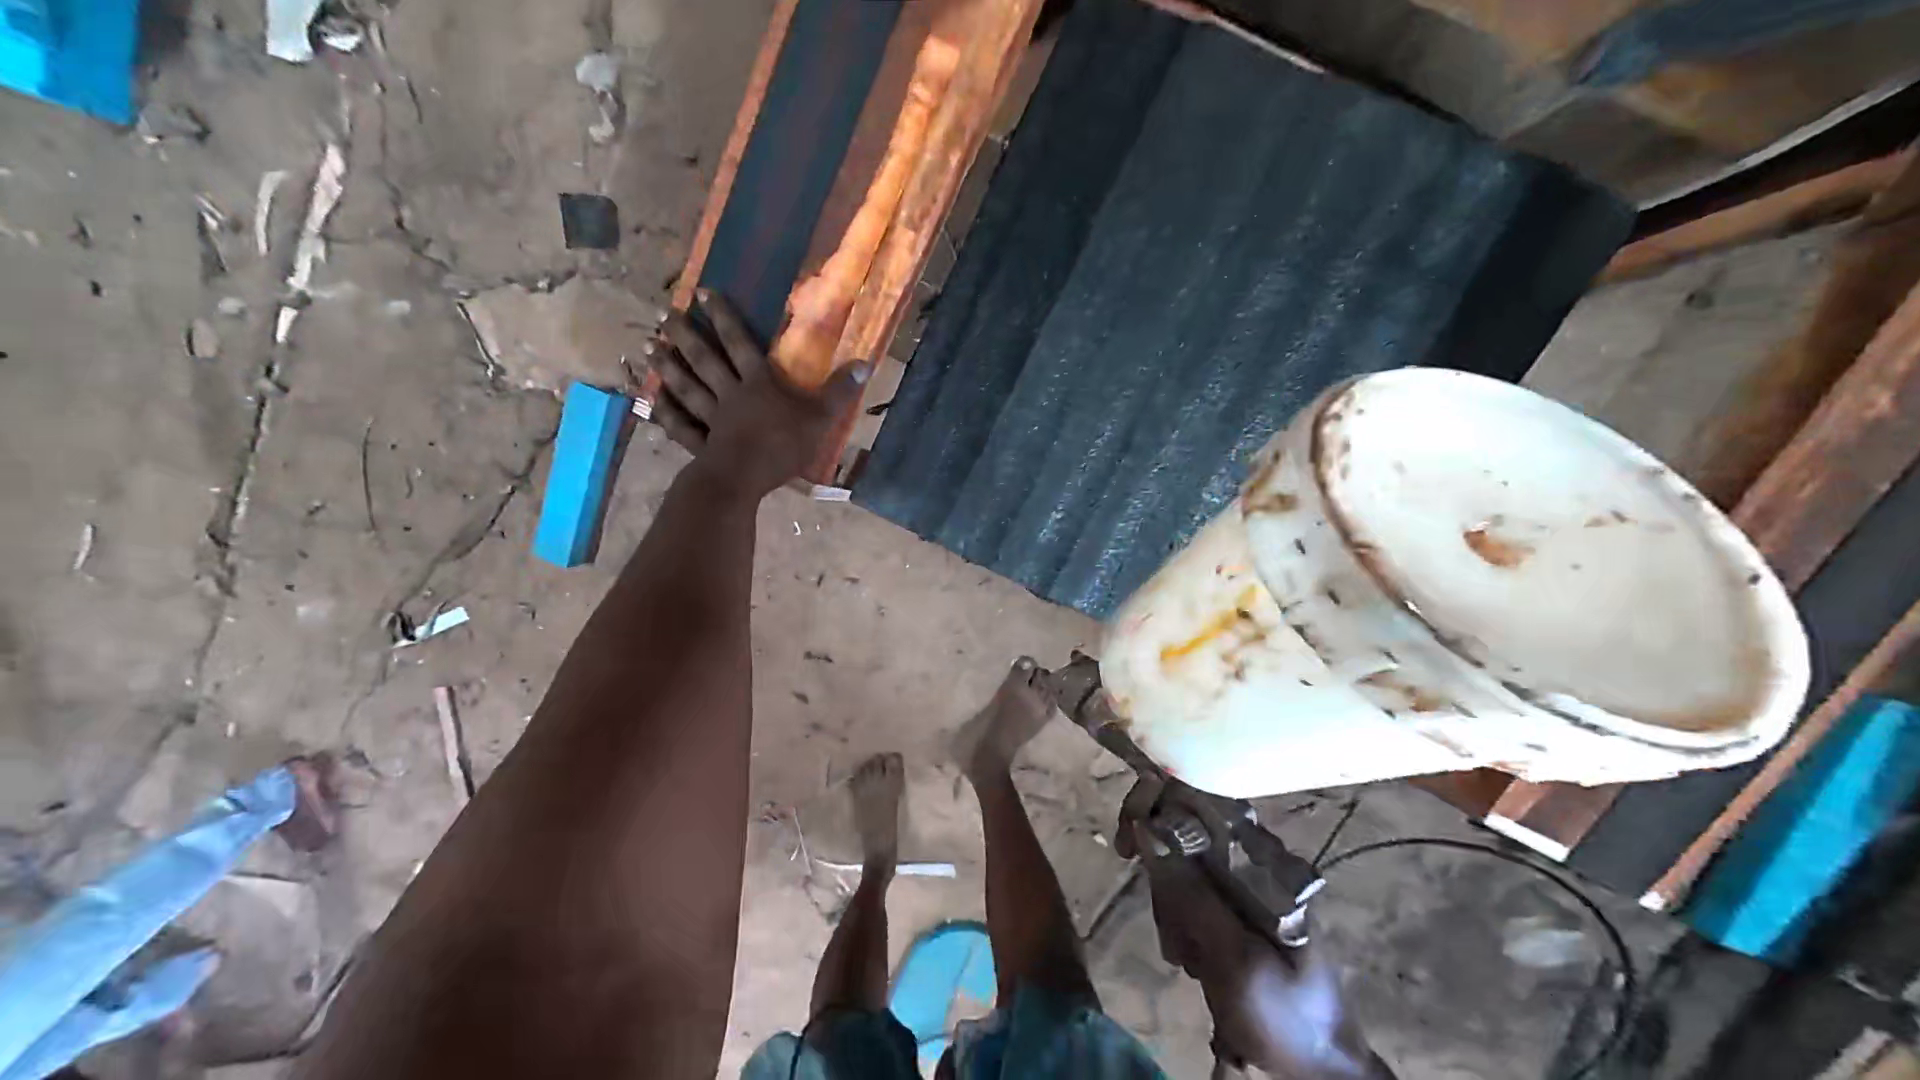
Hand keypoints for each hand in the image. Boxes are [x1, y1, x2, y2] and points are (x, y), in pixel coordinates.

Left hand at [647, 289, 870, 496]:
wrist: (745, 479)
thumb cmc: (784, 446)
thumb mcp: (821, 418)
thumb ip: (839, 391)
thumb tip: (865, 363)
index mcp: (758, 384)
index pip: (739, 343)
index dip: (723, 318)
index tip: (704, 293)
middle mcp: (729, 394)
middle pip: (705, 360)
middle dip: (686, 335)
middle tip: (665, 315)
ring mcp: (711, 419)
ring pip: (686, 386)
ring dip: (668, 366)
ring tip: (649, 346)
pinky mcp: (701, 443)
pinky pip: (680, 424)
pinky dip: (665, 411)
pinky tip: (651, 399)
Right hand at [1135, 824, 1391, 1078]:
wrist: (1322, 1071)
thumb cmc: (1286, 1016)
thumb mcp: (1237, 961)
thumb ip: (1192, 895)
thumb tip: (1147, 828)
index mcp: (1264, 861)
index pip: (1198, 804)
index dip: (1153, 812)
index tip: (1125, 846)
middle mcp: (1254, 861)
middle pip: (1181, 836)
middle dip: (1163, 882)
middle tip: (1171, 934)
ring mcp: (1245, 885)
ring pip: (1180, 869)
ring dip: (1170, 911)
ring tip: (1187, 958)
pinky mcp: (1236, 909)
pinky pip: (1189, 896)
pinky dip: (1179, 924)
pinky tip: (1191, 958)